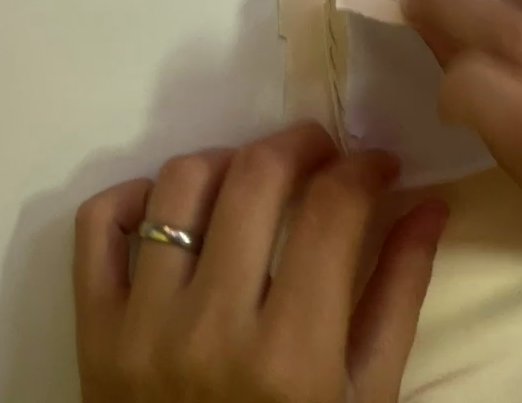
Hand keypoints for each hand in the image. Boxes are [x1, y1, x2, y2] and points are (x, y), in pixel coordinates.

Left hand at [72, 123, 448, 402]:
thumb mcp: (363, 399)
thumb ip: (397, 296)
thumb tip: (429, 202)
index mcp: (291, 360)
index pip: (332, 212)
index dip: (364, 168)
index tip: (377, 163)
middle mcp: (209, 331)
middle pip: (254, 177)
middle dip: (299, 145)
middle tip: (320, 153)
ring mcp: (139, 327)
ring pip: (178, 183)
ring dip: (225, 162)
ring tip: (251, 181)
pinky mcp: (91, 330)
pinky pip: (98, 223)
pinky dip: (134, 195)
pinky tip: (172, 209)